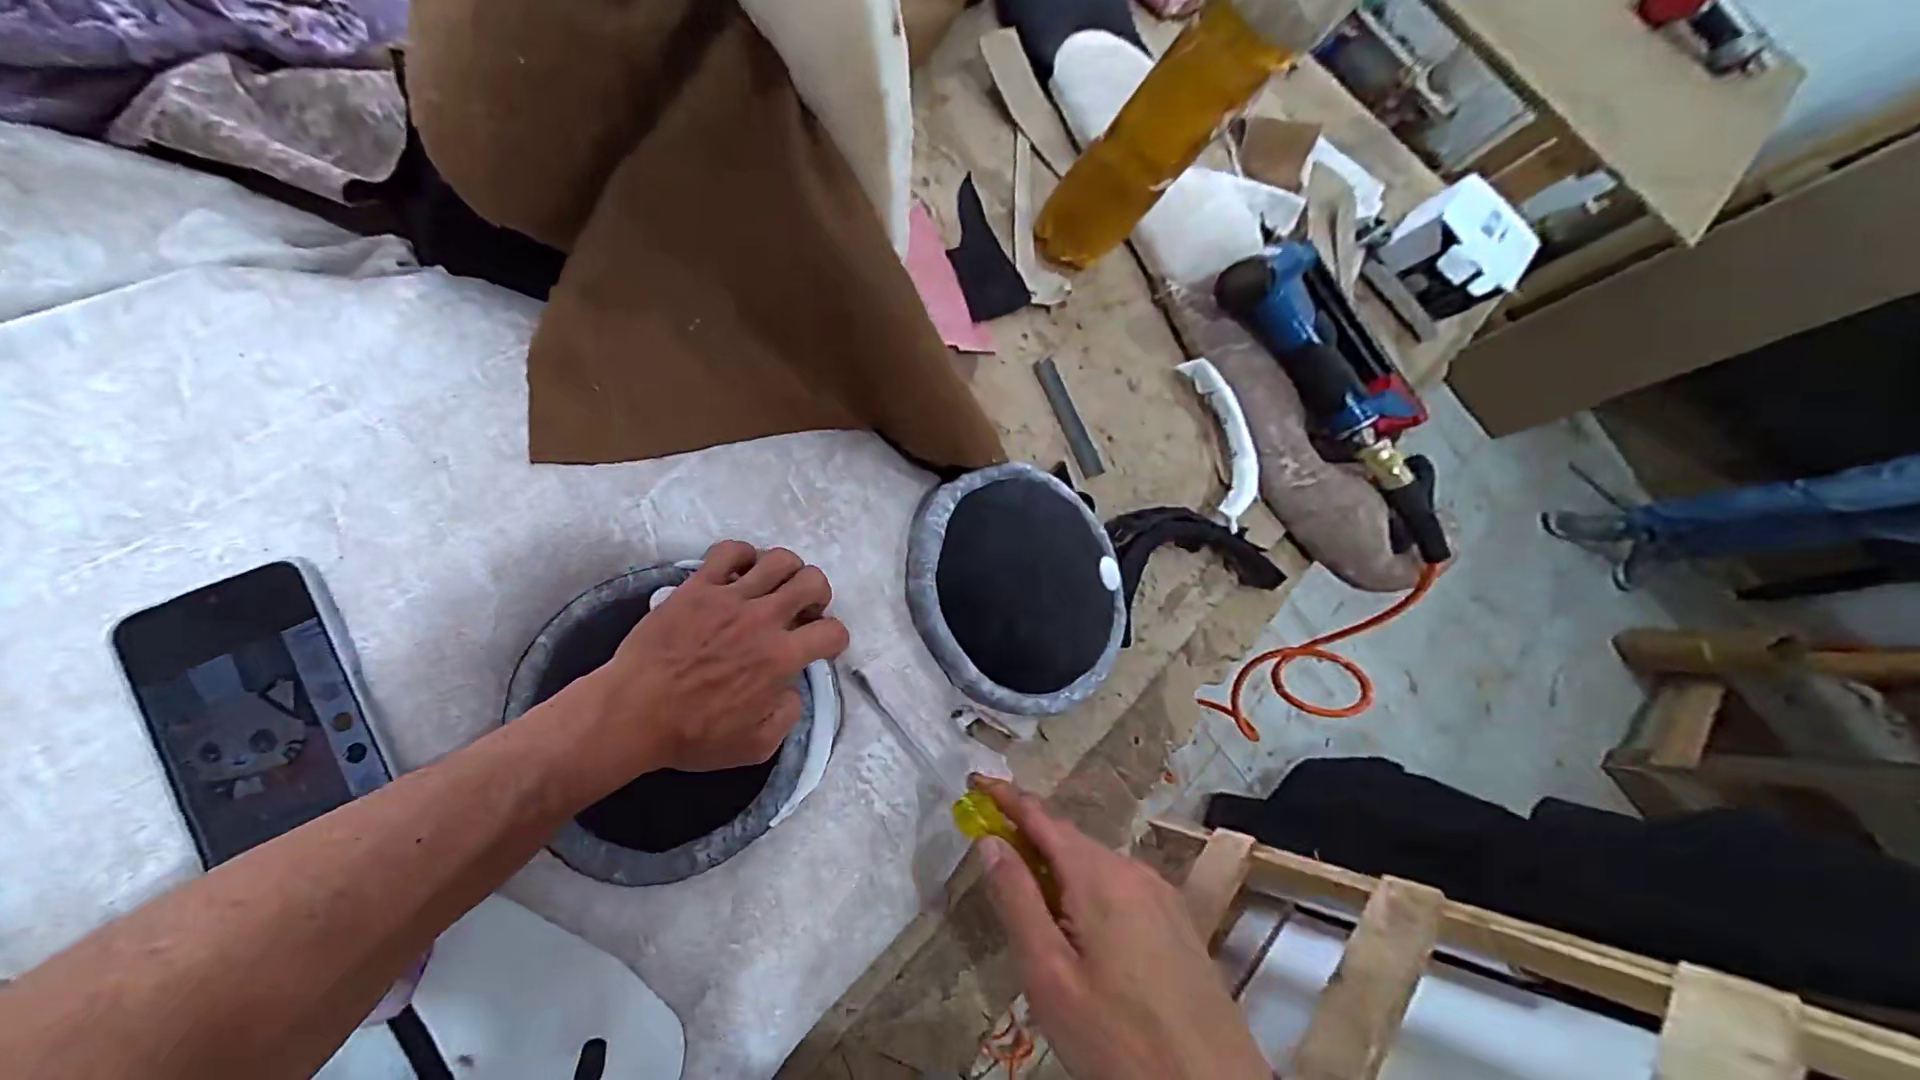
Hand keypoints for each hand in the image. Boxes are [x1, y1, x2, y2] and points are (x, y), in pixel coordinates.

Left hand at [544, 541, 850, 791]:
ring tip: (775, 586)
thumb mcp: (756, 747)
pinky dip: (743, 555)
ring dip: (788, 571)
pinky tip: (739, 573)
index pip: (832, 632)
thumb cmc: (691, 735)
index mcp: (780, 658)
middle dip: (818, 594)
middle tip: (803, 609)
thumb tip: (793, 689)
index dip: (835, 638)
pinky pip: (730, 551)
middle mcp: (763, 620)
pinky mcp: (697, 586)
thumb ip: (788, 715)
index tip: (821, 645)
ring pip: (779, 559)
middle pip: (812, 582)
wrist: (631, 714)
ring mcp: (729, 598)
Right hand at [972, 777, 1269, 1079]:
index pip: (1042, 818)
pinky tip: (1081, 932)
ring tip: (1033, 906)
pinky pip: (1120, 888)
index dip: (1007, 798)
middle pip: (1070, 841)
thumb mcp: (1050, 976)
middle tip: (994, 856)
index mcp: (1100, 876)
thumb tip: (990, 843)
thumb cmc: (1118, 1039)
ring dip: (1059, 870)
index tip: (976, 782)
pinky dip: (1088, 891)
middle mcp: (1134, 872)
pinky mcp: (1178, 923)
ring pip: (1096, 866)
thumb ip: (1017, 901)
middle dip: (1030, 840)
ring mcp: (1162, 897)